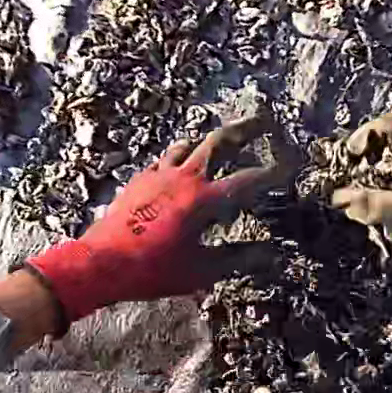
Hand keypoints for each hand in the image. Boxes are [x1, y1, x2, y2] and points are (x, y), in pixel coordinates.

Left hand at [27, 117, 286, 327]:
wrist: (101, 262)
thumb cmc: (152, 270)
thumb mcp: (201, 271)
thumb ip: (239, 258)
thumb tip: (271, 253)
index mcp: (204, 199)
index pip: (249, 179)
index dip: (274, 172)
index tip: (290, 166)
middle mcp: (184, 178)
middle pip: (219, 142)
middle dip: (246, 129)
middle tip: (264, 122)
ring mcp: (158, 176)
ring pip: (188, 146)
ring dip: (207, 144)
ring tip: (217, 146)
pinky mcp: (139, 181)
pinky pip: (164, 161)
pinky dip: (178, 160)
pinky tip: (177, 171)